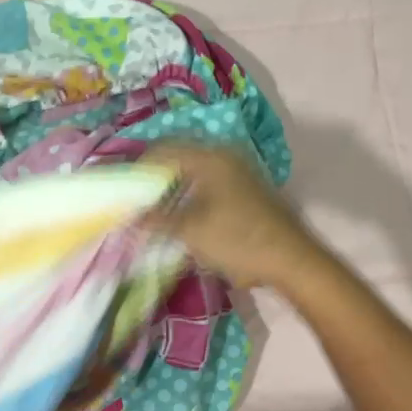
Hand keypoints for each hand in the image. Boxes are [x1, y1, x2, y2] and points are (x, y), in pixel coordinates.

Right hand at [142, 140, 329, 287]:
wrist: (290, 260)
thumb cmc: (237, 239)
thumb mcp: (190, 231)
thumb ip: (156, 219)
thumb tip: (129, 216)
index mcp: (210, 158)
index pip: (163, 150)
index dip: (139, 167)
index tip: (121, 188)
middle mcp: (224, 157)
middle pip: (178, 158)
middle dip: (153, 177)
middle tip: (134, 199)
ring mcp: (237, 173)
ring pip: (192, 172)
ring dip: (170, 187)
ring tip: (152, 210)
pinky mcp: (244, 191)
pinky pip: (206, 184)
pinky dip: (187, 195)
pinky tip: (178, 215)